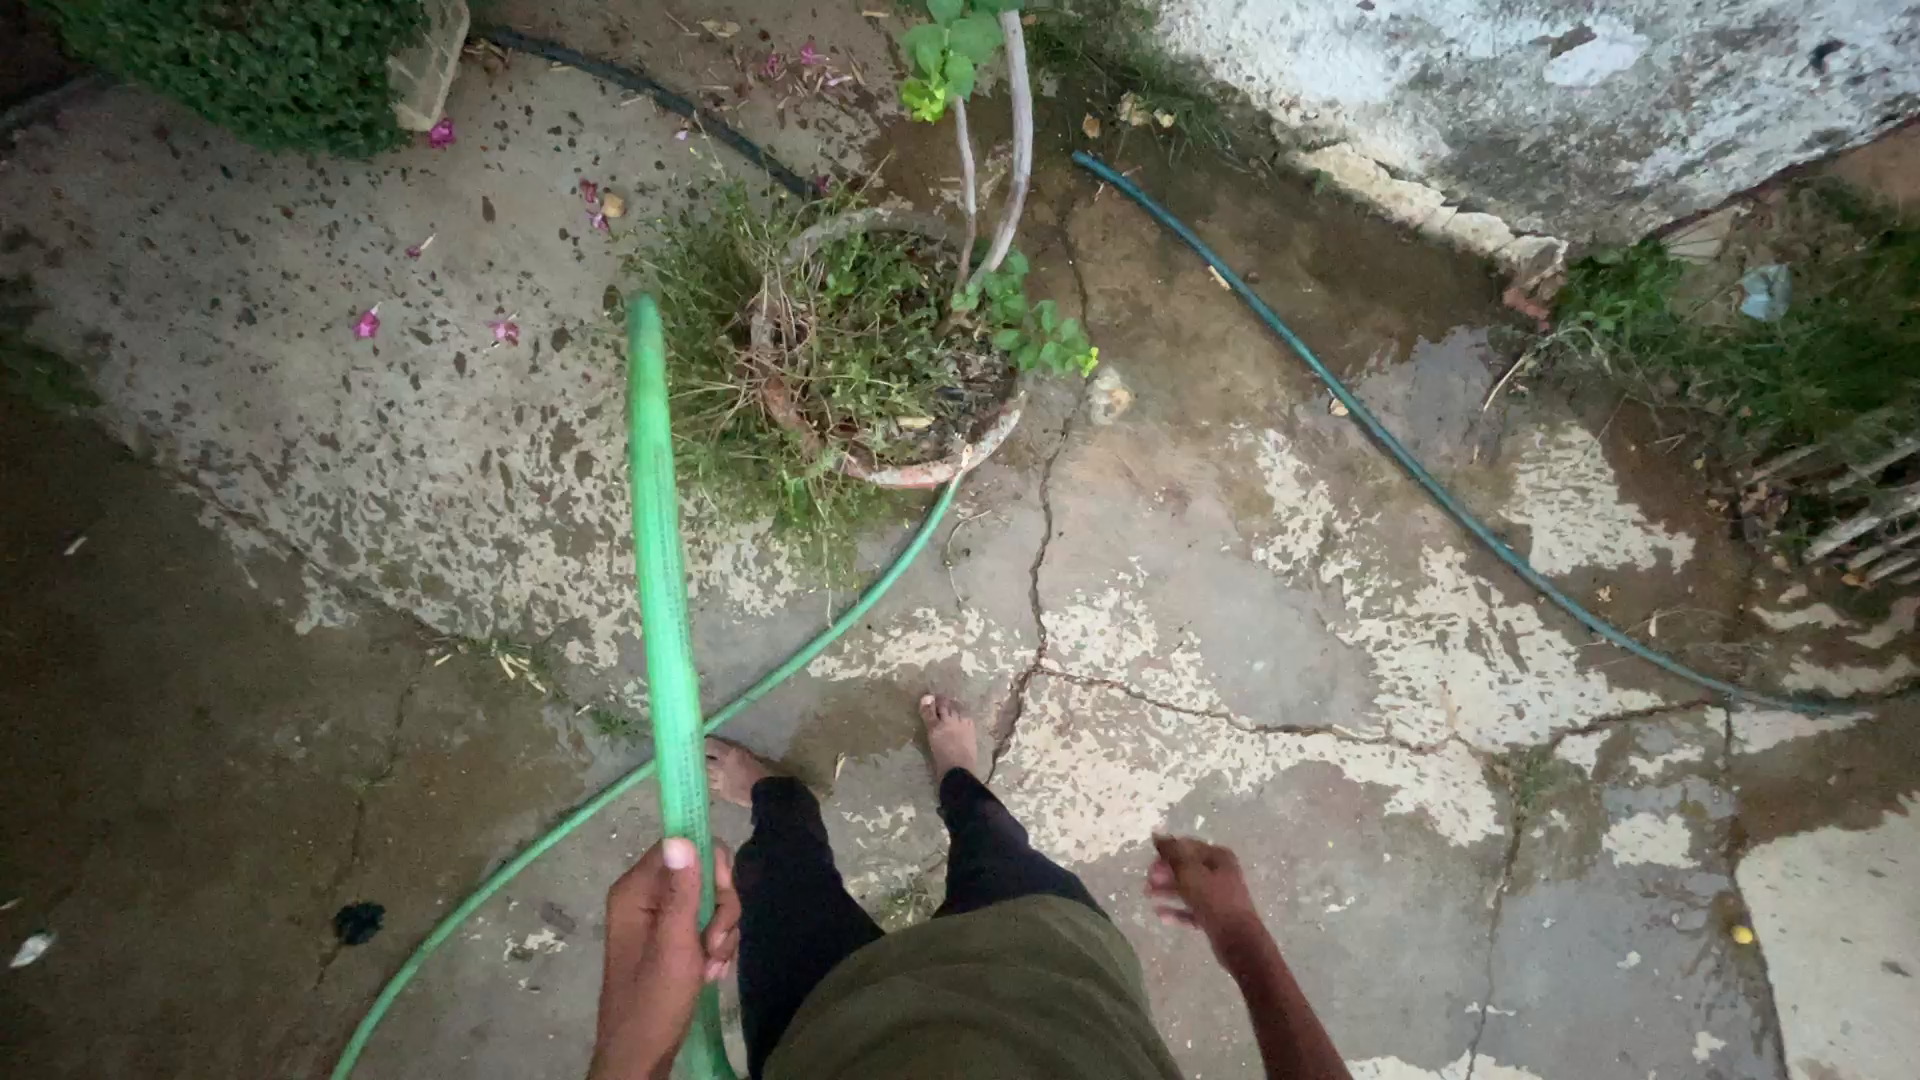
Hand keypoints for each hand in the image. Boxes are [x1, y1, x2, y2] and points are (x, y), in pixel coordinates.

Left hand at [590, 838, 740, 1079]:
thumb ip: (682, 890)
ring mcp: (659, 916)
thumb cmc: (654, 1000)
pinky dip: (717, 943)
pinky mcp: (672, 936)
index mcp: (635, 890)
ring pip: (711, 897)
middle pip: (702, 870)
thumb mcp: (674, 943)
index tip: (722, 895)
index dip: (710, 864)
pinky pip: (709, 920)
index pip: (682, 844)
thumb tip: (681, 835)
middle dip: (721, 905)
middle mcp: (645, 896)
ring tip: (713, 964)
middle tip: (717, 939)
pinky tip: (712, 970)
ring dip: (722, 929)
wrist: (643, 1058)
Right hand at [1146, 835, 1267, 964]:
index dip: (1167, 853)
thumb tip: (1156, 834)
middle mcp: (1220, 872)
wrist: (1238, 941)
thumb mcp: (1189, 871)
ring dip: (1167, 890)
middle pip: (1186, 868)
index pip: (1187, 846)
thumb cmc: (1213, 900)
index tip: (1150, 862)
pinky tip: (1160, 914)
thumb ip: (1171, 852)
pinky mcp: (1215, 916)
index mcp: (1218, 856)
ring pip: (1187, 888)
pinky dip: (1176, 910)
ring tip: (1148, 895)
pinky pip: (1192, 909)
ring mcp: (1218, 896)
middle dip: (1165, 873)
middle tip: (1148, 880)